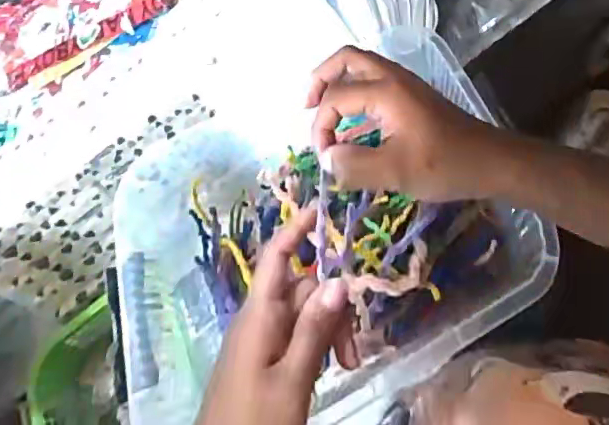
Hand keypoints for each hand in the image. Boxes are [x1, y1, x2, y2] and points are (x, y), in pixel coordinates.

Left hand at [195, 206, 357, 424]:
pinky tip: (333, 369)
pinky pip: (297, 337)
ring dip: (330, 329)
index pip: (278, 254)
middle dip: (333, 304)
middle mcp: (259, 319)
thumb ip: (315, 330)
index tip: (322, 207)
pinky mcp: (265, 364)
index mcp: (259, 314)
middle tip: (355, 348)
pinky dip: (319, 344)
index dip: (297, 227)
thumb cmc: (253, 423)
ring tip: (349, 365)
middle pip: (303, 288)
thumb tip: (339, 280)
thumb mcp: (292, 381)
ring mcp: (261, 342)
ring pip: (304, 314)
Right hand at [304, 46, 512, 202]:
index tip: (324, 158)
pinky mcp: (411, 93)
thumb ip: (354, 165)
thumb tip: (326, 158)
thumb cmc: (444, 165)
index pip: (336, 97)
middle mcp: (392, 76)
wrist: (489, 160)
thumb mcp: (395, 172)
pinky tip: (352, 120)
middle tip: (307, 106)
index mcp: (385, 90)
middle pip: (346, 59)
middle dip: (321, 79)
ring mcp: (403, 82)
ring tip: (323, 111)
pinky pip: (372, 79)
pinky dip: (354, 90)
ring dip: (337, 82)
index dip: (321, 126)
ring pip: (360, 66)